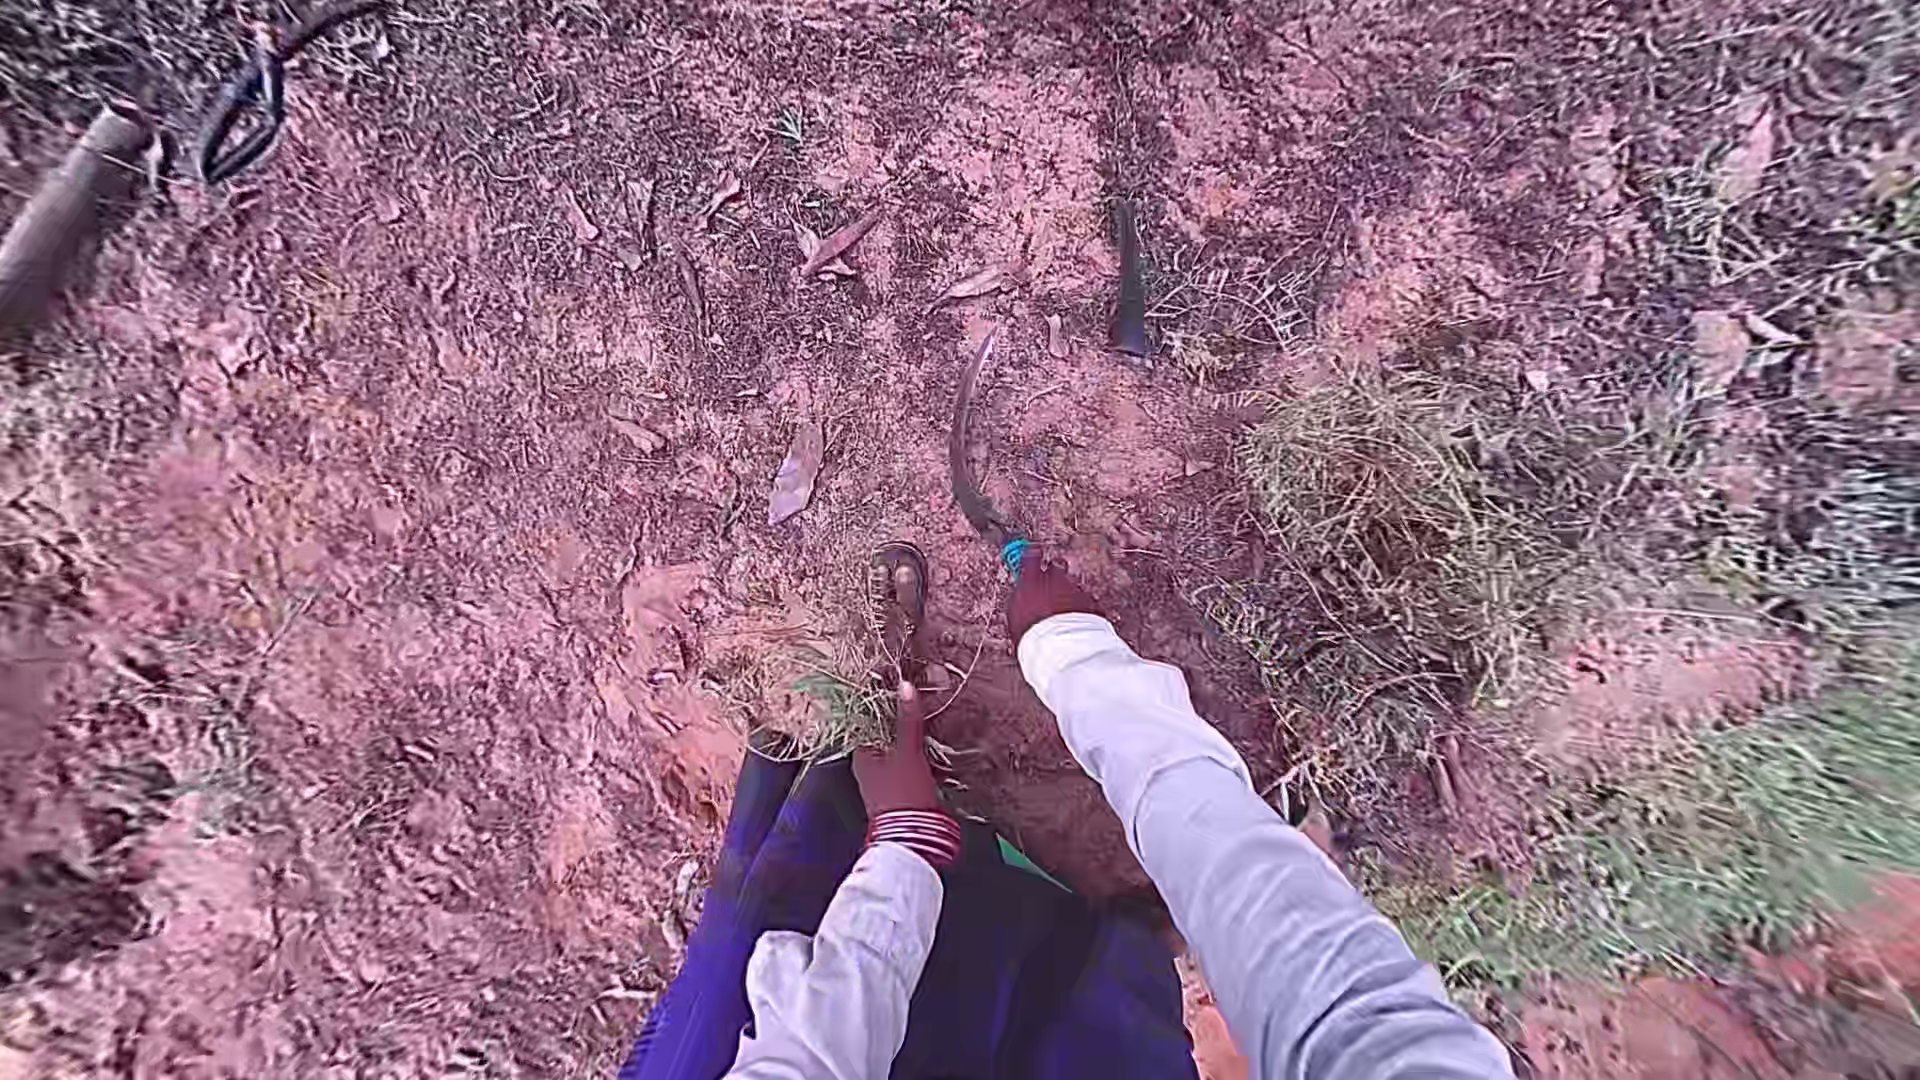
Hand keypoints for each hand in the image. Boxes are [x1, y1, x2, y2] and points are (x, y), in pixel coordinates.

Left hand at [853, 681, 940, 814]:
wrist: (915, 838)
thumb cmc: (903, 794)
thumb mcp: (908, 751)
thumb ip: (907, 719)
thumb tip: (905, 686)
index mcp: (862, 755)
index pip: (869, 719)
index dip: (883, 702)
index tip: (898, 685)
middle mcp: (870, 766)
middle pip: (885, 733)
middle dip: (901, 718)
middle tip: (918, 697)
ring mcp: (886, 778)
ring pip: (899, 747)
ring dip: (912, 734)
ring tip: (929, 714)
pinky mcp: (903, 787)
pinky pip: (910, 760)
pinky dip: (920, 750)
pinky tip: (934, 742)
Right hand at [1006, 549, 1100, 644]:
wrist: (1061, 645)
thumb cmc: (1033, 632)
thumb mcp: (1015, 615)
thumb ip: (1020, 599)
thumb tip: (1020, 596)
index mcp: (1032, 580)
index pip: (1031, 556)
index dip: (1032, 554)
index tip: (1032, 551)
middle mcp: (1056, 580)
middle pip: (1056, 570)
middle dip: (1053, 577)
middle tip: (1048, 589)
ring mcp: (1075, 591)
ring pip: (1071, 588)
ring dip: (1067, 597)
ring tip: (1060, 615)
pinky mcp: (1091, 604)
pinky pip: (1085, 602)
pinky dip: (1080, 609)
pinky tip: (1074, 622)